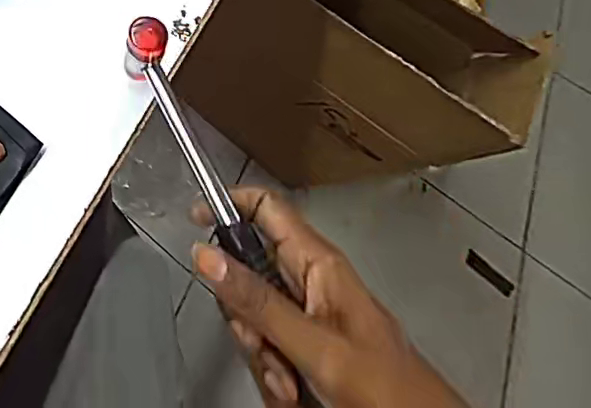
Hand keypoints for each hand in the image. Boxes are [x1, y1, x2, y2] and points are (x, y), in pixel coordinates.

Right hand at [190, 187, 465, 407]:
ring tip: (288, 382)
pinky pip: (268, 343)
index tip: (196, 217)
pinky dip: (273, 371)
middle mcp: (312, 282)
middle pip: (247, 268)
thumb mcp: (316, 346)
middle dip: (243, 310)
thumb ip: (257, 301)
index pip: (265, 206)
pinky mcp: (310, 347)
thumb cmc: (394, 394)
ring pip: (253, 312)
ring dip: (260, 350)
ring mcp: (310, 315)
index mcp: (319, 263)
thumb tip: (205, 254)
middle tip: (259, 340)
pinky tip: (294, 392)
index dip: (228, 202)